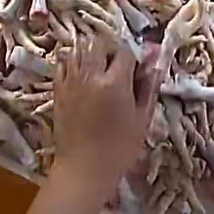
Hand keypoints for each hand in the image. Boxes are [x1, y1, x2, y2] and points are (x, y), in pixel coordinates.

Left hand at [48, 32, 158, 210]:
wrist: (84, 170)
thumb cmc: (119, 149)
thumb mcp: (143, 119)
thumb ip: (149, 87)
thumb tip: (156, 64)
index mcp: (115, 82)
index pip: (125, 50)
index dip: (134, 56)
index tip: (138, 69)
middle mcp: (90, 76)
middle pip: (99, 43)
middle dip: (111, 49)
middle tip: (118, 66)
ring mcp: (70, 82)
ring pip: (79, 49)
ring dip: (92, 53)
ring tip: (100, 69)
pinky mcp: (57, 90)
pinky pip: (63, 63)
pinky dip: (74, 62)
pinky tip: (83, 76)